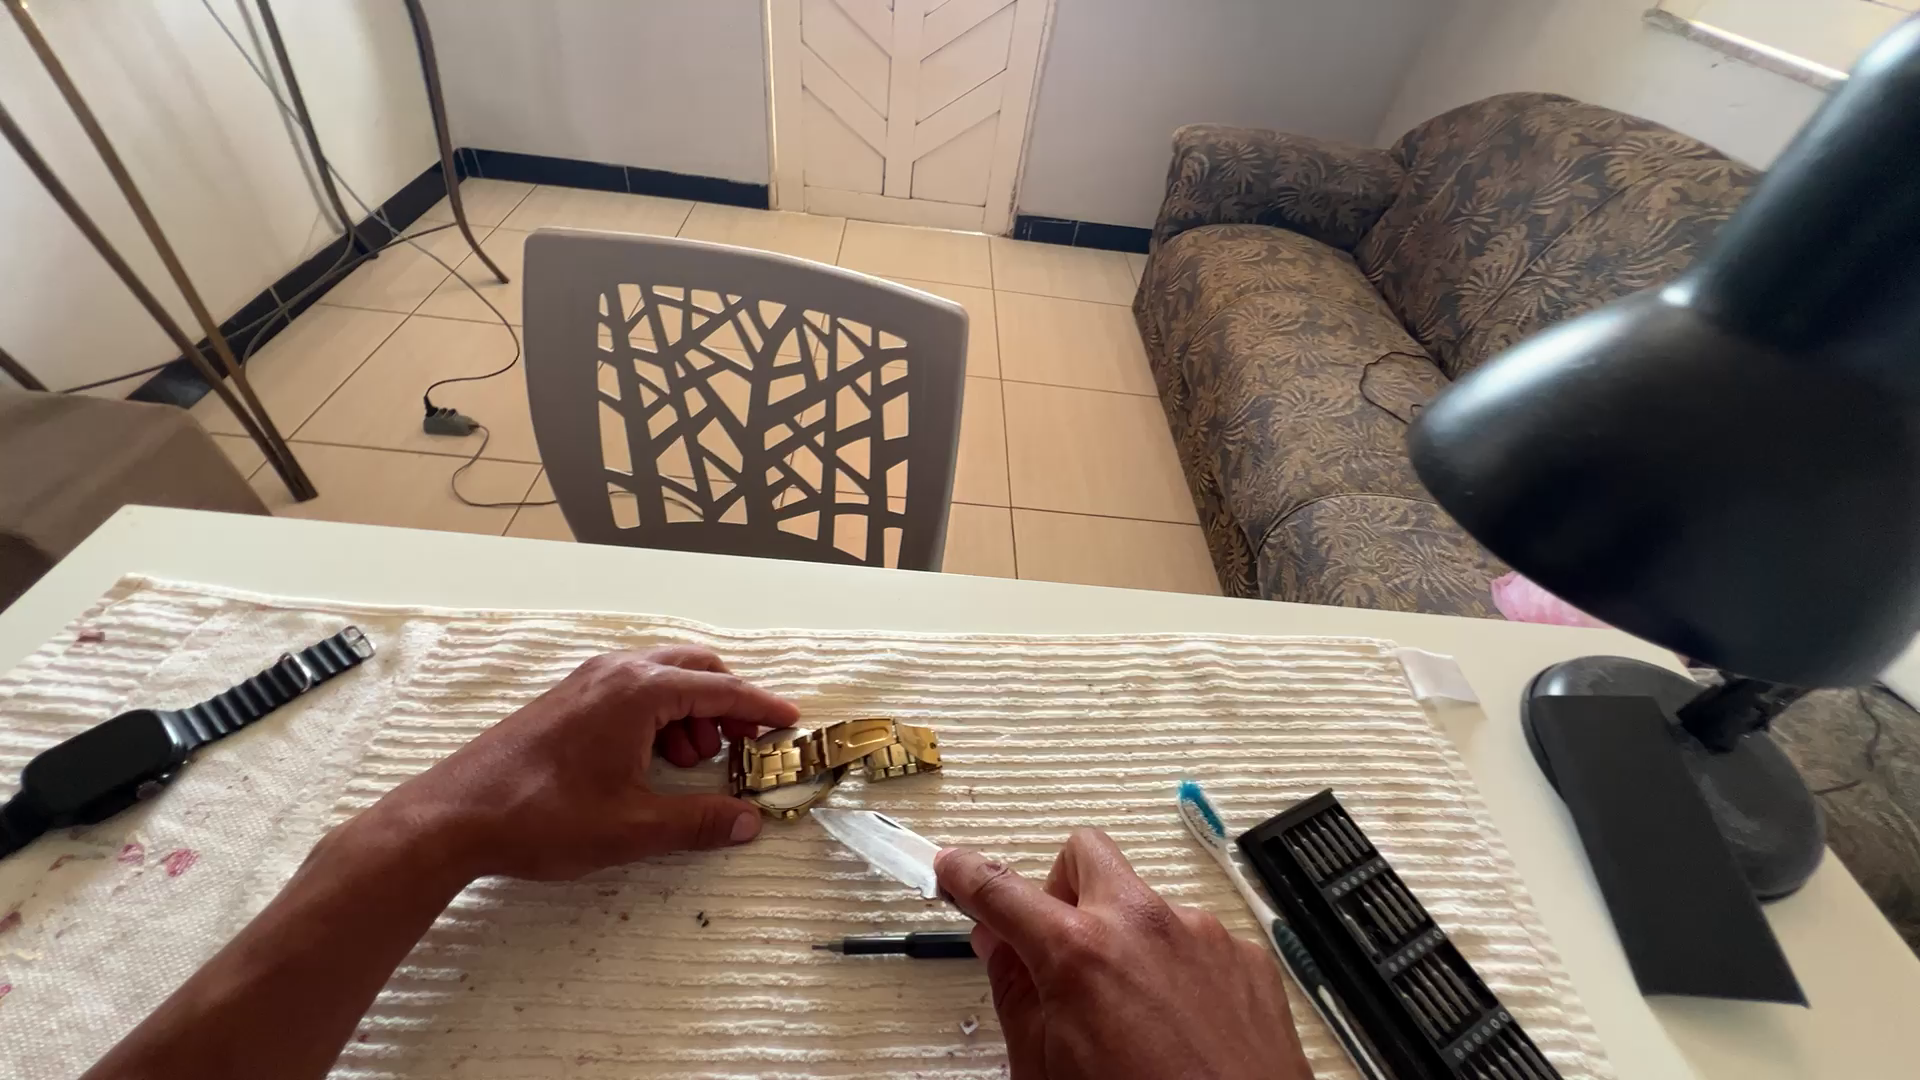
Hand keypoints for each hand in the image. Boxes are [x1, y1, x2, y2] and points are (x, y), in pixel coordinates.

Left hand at [372, 646, 799, 881]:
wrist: (447, 817)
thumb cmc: (543, 817)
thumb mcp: (631, 828)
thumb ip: (698, 822)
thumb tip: (749, 824)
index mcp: (640, 692)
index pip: (722, 691)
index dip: (760, 707)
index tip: (788, 720)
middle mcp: (619, 671)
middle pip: (697, 668)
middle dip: (729, 702)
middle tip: (743, 741)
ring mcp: (590, 679)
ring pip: (665, 675)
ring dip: (693, 707)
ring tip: (693, 757)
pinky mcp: (569, 695)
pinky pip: (635, 685)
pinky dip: (661, 709)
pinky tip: (651, 753)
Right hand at [936, 830, 1309, 1079]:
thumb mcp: (1046, 1074)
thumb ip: (1015, 994)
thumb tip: (999, 944)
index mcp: (1081, 955)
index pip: (1002, 891)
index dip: (967, 874)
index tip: (954, 866)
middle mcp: (1142, 925)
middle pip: (1085, 851)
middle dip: (1062, 884)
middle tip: (1061, 940)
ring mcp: (1200, 934)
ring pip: (1142, 901)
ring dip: (1125, 935)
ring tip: (1134, 1010)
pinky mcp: (1246, 956)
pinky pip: (1194, 937)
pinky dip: (1177, 965)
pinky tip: (1181, 1023)